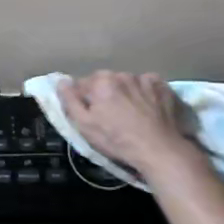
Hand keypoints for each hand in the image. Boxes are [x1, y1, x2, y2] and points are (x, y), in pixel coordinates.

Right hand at [56, 70, 197, 177]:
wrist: (158, 148)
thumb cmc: (116, 139)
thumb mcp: (85, 125)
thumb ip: (70, 100)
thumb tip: (61, 82)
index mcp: (101, 81)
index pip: (83, 84)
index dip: (83, 100)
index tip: (89, 114)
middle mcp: (122, 74)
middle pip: (107, 82)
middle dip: (105, 94)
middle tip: (110, 116)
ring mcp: (145, 79)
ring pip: (128, 83)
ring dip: (126, 93)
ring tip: (131, 114)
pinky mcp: (163, 86)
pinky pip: (148, 86)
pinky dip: (146, 94)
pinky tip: (147, 109)